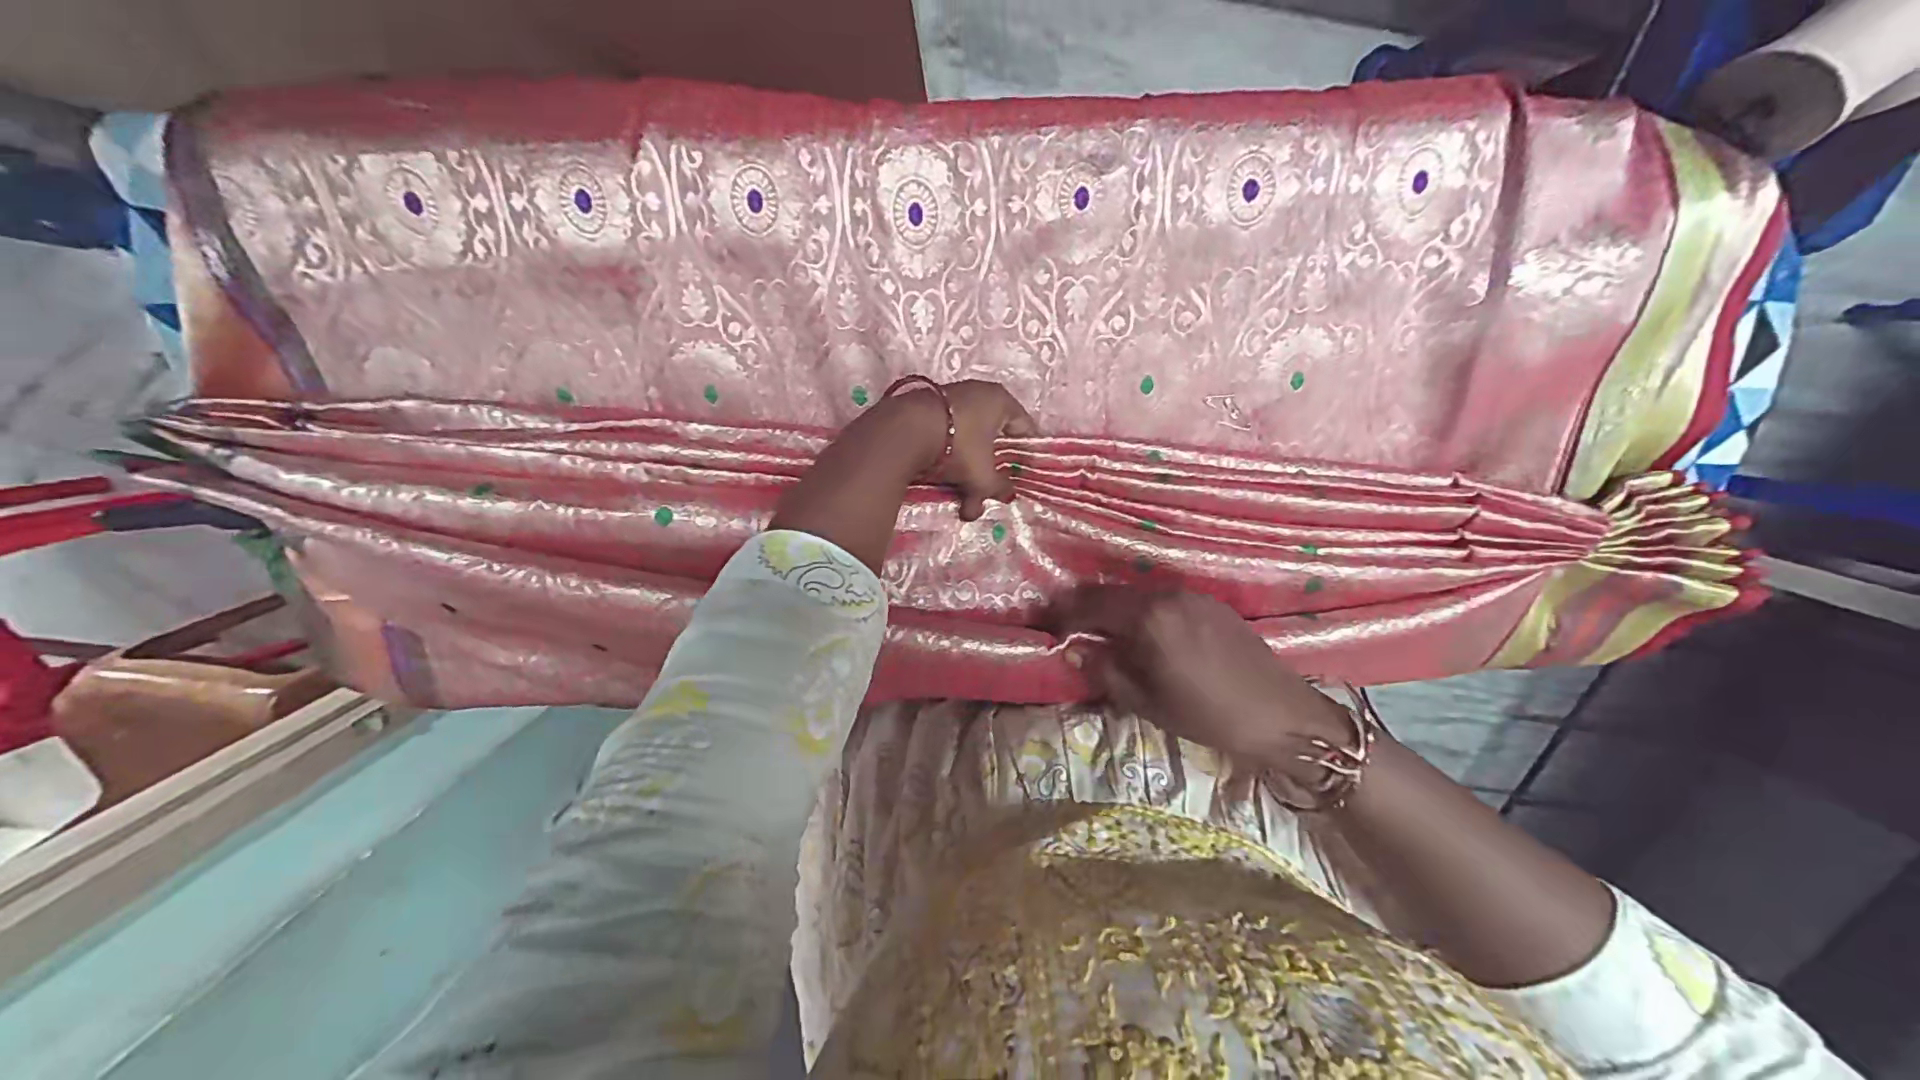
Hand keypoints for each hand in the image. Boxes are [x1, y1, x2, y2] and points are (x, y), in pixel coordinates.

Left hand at [770, 378, 1034, 571]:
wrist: (901, 431)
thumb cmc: (956, 447)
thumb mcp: (982, 476)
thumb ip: (995, 489)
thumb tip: (1000, 500)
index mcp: (1001, 400)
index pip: (1025, 429)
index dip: (1026, 457)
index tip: (1022, 478)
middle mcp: (978, 392)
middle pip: (994, 434)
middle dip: (994, 465)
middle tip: (995, 487)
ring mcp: (949, 396)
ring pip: (968, 437)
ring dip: (968, 466)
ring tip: (965, 492)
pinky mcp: (926, 406)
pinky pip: (946, 435)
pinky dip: (947, 456)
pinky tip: (943, 478)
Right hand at [1055, 587, 1350, 778]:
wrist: (1280, 716)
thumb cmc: (1208, 715)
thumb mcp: (1146, 701)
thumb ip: (1105, 670)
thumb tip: (1074, 649)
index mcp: (1149, 618)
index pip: (1092, 605)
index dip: (1066, 614)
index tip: (1050, 625)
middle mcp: (1168, 596)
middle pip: (1114, 592)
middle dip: (1087, 606)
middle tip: (1068, 623)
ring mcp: (1193, 596)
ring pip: (1139, 594)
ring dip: (1116, 606)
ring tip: (1102, 629)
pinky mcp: (1212, 604)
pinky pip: (1164, 599)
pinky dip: (1143, 610)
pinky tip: (1143, 631)